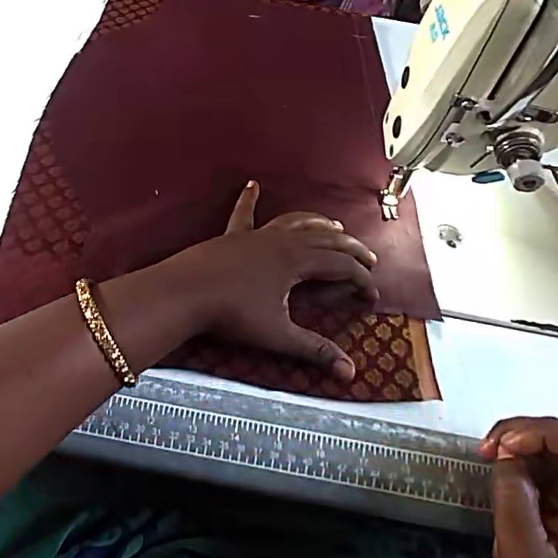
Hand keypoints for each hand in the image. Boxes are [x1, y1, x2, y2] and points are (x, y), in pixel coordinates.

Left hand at [140, 181, 377, 379]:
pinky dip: (249, 199)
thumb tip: (350, 372)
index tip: (371, 295)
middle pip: (324, 239)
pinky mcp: (232, 237)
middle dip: (350, 248)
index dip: (360, 280)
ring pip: (294, 222)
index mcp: (296, 261)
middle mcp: (280, 241)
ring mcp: (255, 236)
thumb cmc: (231, 314)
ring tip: (334, 228)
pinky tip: (252, 185)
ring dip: (317, 223)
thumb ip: (315, 350)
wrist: (185, 292)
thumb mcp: (278, 334)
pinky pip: (244, 213)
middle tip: (368, 258)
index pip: (340, 266)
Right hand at [480, 418, 557, 557]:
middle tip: (491, 446)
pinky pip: (557, 464)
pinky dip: (527, 458)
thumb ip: (514, 500)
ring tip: (493, 455)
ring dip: (524, 443)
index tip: (502, 445)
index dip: (539, 434)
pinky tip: (507, 468)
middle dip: (527, 433)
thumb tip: (506, 451)